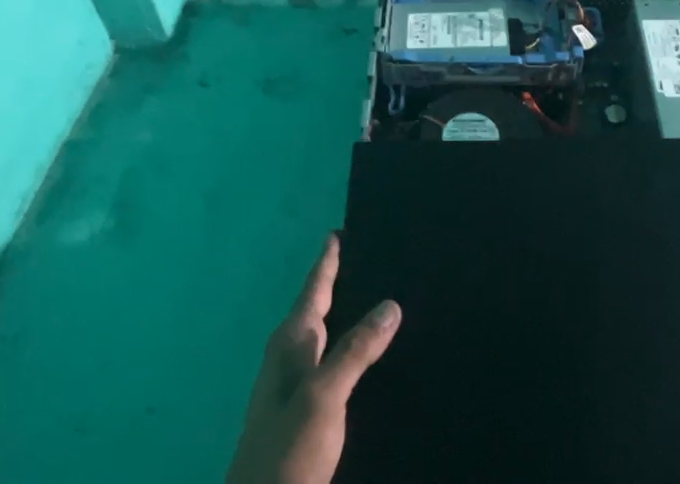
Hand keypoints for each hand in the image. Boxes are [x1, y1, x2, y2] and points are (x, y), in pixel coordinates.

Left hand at [226, 234, 401, 483]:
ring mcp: (294, 385)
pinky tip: (368, 354)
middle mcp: (289, 357)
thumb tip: (390, 304)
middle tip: (368, 254)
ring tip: (374, 294)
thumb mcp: (325, 396)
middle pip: (316, 307)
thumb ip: (356, 350)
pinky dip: (348, 345)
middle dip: (338, 280)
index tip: (340, 230)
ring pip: (323, 334)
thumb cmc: (288, 449)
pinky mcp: (304, 409)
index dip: (328, 261)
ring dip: (344, 312)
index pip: (314, 289)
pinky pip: (329, 360)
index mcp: (290, 343)